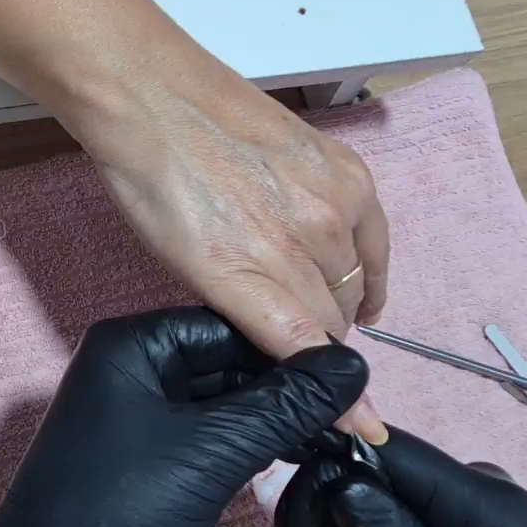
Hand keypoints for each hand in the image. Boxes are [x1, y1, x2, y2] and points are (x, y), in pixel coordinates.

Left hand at [0, 308, 367, 526]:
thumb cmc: (121, 508)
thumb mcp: (211, 451)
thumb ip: (285, 405)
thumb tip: (354, 365)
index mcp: (133, 341)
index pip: (231, 324)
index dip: (293, 350)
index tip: (356, 381)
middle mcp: (131, 363)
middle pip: (227, 361)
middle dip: (285, 391)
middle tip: (353, 421)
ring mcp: (135, 409)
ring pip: (220, 400)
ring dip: (270, 421)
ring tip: (331, 444)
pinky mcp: (144, 451)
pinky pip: (205, 432)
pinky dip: (244, 445)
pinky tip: (288, 462)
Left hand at [79, 76, 388, 435]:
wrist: (155, 99)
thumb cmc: (149, 182)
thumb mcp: (181, 262)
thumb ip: (238, 306)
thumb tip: (280, 339)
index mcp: (242, 274)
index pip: (308, 352)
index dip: (338, 399)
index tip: (363, 427)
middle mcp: (296, 244)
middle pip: (333, 322)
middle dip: (319, 342)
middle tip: (298, 338)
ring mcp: (329, 204)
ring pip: (355, 282)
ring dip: (340, 304)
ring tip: (322, 307)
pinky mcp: (348, 171)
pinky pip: (377, 238)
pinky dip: (370, 268)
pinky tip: (361, 283)